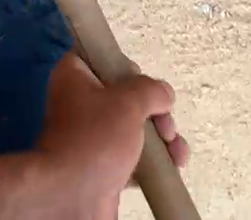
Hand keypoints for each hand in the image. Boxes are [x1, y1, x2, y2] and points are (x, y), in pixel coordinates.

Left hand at [33, 53, 187, 219]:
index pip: (102, 56)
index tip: (143, 84)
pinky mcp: (104, 164)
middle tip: (166, 126)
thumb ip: (150, 90)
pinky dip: (154, 161)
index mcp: (74, 74)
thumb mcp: (127, 103)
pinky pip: (135, 155)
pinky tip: (173, 168)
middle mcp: (80, 100)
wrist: (73, 194)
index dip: (127, 67)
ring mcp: (92, 134)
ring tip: (177, 152)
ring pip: (134, 127)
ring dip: (161, 138)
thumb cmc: (96, 137)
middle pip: (126, 95)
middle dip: (155, 111)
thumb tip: (164, 92)